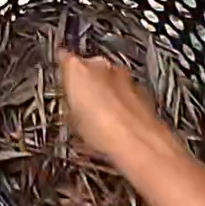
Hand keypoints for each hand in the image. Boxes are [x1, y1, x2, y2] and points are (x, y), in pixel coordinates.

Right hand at [57, 49, 173, 164]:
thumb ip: (70, 103)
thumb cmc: (102, 131)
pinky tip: (118, 124)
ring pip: (110, 80)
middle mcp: (102, 66)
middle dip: (87, 84)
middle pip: (89, 69)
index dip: (63, 73)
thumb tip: (71, 106)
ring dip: (106, 93)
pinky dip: (123, 102)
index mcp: (77, 68)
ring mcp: (124, 77)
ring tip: (100, 119)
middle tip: (81, 106)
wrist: (139, 145)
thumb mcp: (71, 120)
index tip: (62, 82)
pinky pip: (127, 92)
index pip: (64, 60)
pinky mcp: (142, 91)